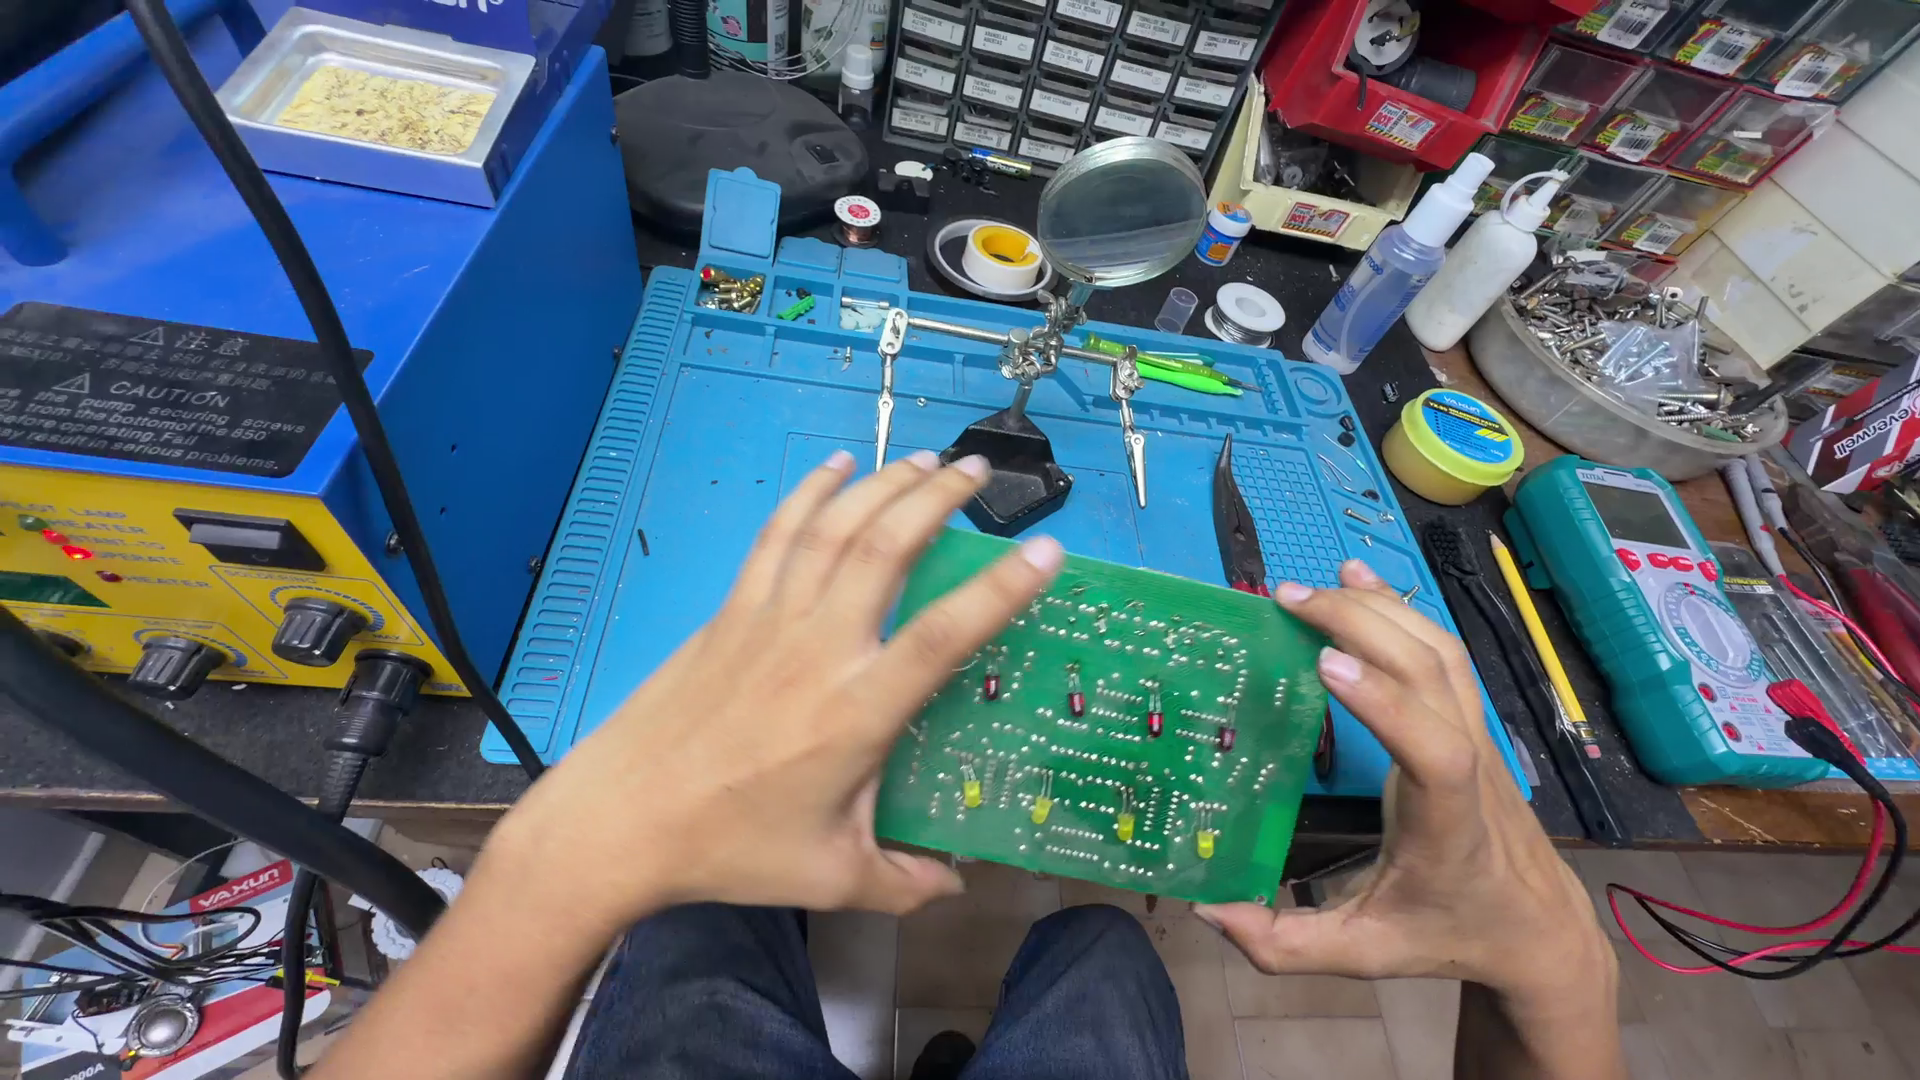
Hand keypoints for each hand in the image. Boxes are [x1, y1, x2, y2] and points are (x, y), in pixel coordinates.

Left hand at [488, 449, 1064, 929]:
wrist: (619, 821)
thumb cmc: (731, 848)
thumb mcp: (831, 877)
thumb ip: (905, 881)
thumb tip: (959, 882)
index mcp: (857, 710)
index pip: (945, 635)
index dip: (1000, 589)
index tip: (1045, 550)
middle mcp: (821, 647)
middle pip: (887, 548)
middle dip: (939, 499)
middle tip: (979, 471)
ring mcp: (771, 617)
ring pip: (836, 528)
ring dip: (885, 484)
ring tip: (927, 459)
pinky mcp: (733, 608)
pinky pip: (778, 534)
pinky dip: (811, 492)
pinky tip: (837, 464)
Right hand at [1196, 561, 1612, 1008]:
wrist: (1540, 928)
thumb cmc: (1449, 934)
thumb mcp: (1364, 954)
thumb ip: (1283, 944)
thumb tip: (1206, 907)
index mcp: (1447, 827)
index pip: (1437, 754)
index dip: (1385, 704)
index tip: (1323, 664)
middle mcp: (1471, 766)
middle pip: (1433, 674)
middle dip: (1362, 625)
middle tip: (1288, 599)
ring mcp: (1476, 735)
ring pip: (1439, 651)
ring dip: (1377, 607)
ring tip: (1312, 586)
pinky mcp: (1468, 721)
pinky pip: (1441, 652)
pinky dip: (1400, 607)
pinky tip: (1361, 579)